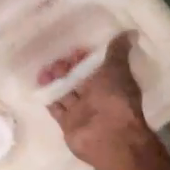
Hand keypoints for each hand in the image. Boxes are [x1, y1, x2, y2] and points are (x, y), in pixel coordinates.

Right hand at [43, 35, 156, 167]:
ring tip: (44, 71)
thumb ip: (118, 52)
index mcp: (111, 84)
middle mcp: (97, 97)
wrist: (108, 137)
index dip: (85, 58)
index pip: (96, 67)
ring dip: (55, 80)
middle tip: (56, 60)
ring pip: (66, 92)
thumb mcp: (118, 70)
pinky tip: (38, 85)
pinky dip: (48, 97)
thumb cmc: (115, 99)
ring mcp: (82, 111)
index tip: (74, 50)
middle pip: (79, 79)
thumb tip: (131, 32)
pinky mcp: (67, 123)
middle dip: (67, 68)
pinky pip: (56, 107)